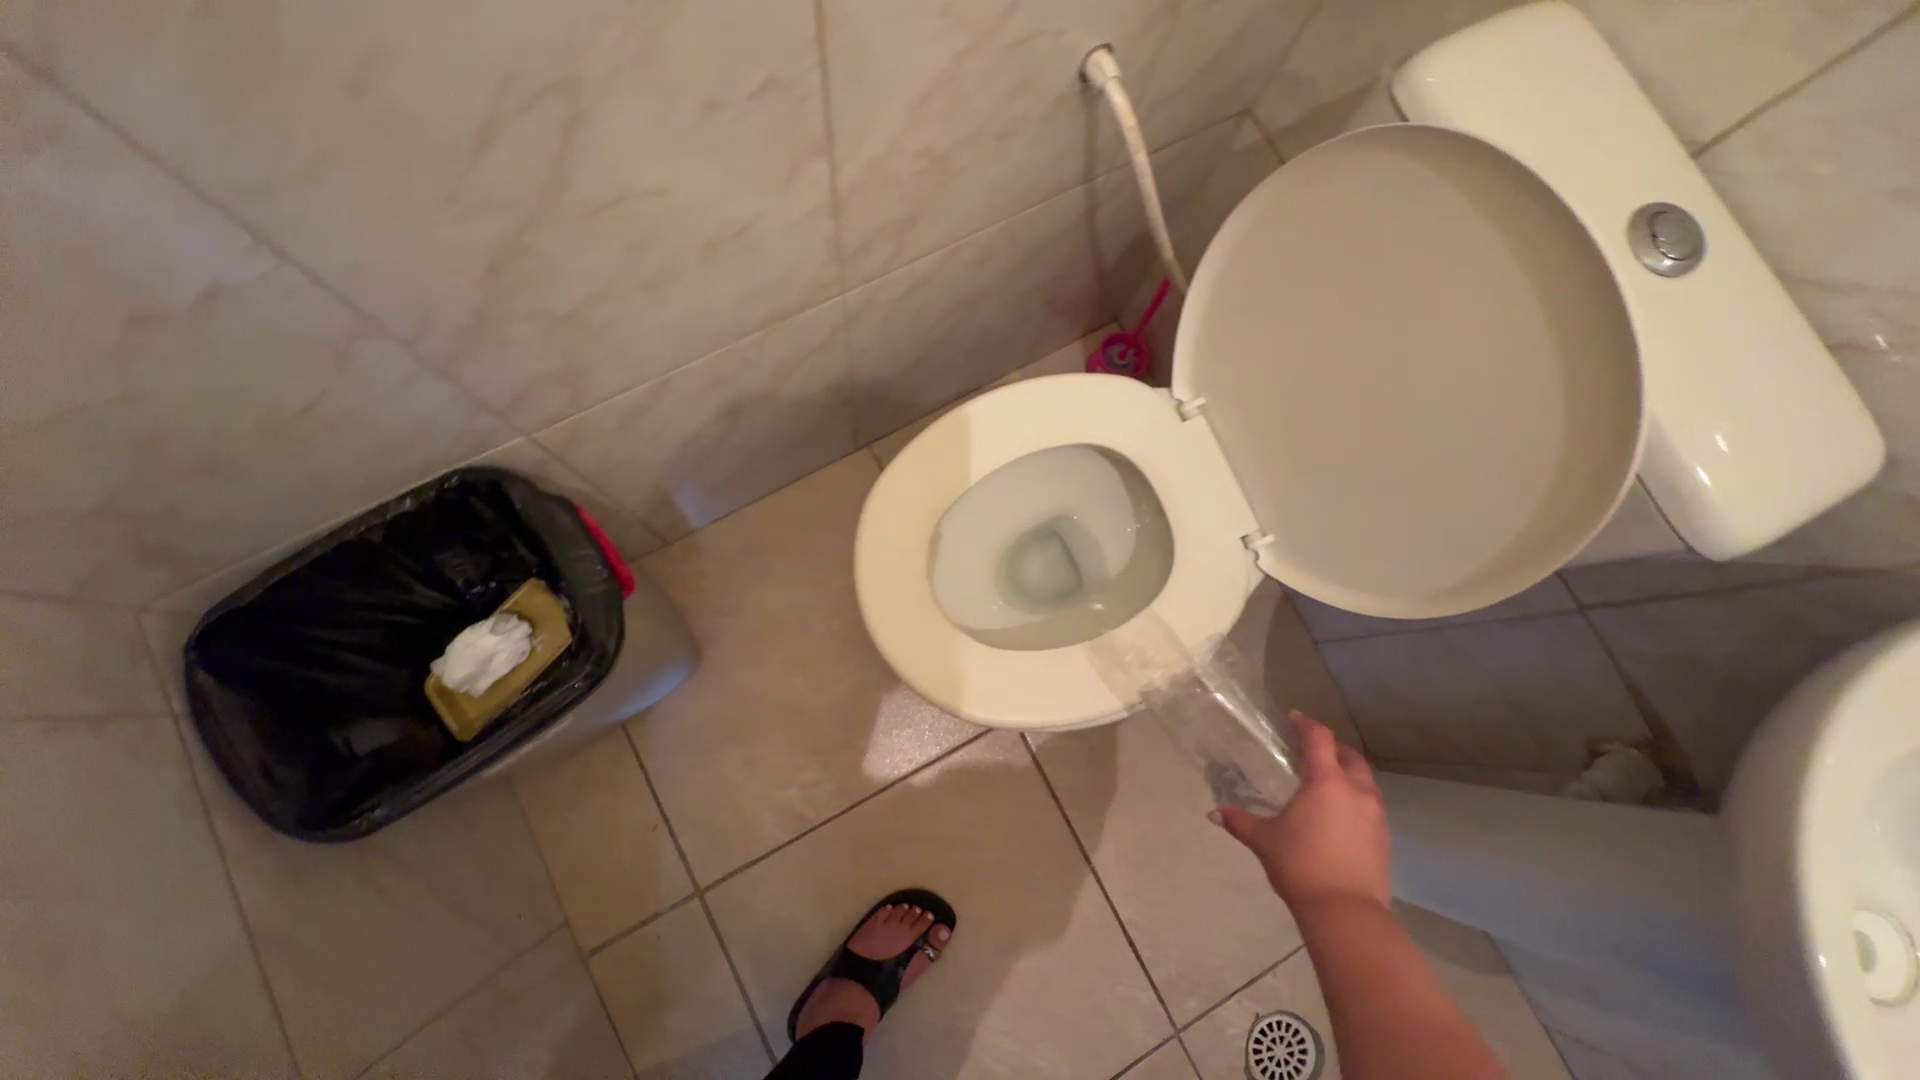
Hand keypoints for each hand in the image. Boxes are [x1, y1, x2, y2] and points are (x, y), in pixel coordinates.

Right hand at [1211, 711, 1390, 911]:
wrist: (1345, 911)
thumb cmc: (1300, 864)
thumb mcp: (1264, 840)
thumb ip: (1240, 822)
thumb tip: (1215, 812)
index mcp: (1326, 782)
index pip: (1319, 739)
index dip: (1306, 724)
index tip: (1294, 718)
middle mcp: (1356, 791)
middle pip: (1350, 756)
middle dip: (1333, 748)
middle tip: (1313, 752)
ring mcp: (1375, 815)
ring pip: (1365, 783)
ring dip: (1348, 775)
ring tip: (1327, 785)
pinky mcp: (1384, 839)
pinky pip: (1371, 807)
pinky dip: (1356, 801)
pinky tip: (1339, 818)